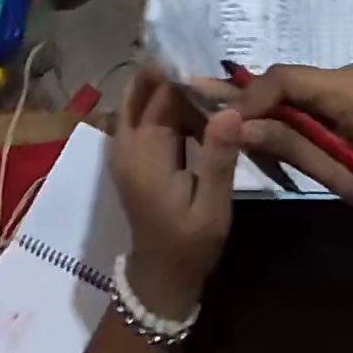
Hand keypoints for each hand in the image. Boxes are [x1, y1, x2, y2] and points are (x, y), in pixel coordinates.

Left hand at [109, 67, 241, 319]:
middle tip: (211, 78)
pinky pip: (142, 116)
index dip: (188, 78)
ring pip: (139, 100)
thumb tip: (230, 110)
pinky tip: (197, 116)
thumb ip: (220, 157)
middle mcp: (125, 145)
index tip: (219, 74)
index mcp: (144, 155)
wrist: (160, 279)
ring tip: (211, 95)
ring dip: (170, 91)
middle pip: (139, 89)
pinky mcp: (129, 156)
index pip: (160, 96)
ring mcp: (122, 150)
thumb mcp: (214, 205)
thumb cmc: (190, 244)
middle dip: (172, 75)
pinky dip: (166, 107)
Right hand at [199, 64, 352, 219]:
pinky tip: (259, 120)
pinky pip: (309, 93)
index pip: (284, 79)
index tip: (221, 122)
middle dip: (250, 97)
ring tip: (223, 113)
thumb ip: (289, 145)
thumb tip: (237, 128)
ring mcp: (352, 80)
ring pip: (295, 84)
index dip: (249, 99)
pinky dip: (285, 108)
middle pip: (286, 78)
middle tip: (203, 101)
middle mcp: (348, 73)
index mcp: (348, 89)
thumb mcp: (337, 173)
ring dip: (264, 103)